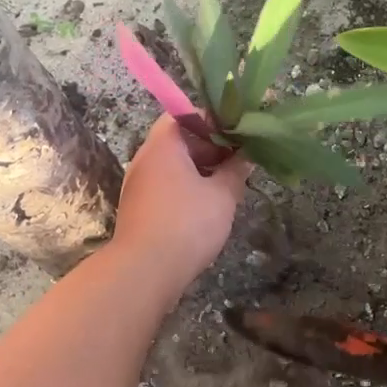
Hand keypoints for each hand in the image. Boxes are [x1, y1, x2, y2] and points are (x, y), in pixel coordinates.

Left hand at [112, 116, 253, 280]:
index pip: (185, 115)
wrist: (144, 271)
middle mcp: (146, 159)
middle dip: (212, 146)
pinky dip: (188, 187)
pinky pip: (167, 186)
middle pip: (180, 139)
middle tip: (241, 157)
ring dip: (202, 169)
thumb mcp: (222, 195)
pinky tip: (210, 203)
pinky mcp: (140, 208)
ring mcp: (139, 185)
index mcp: (163, 146)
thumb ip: (236, 171)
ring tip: (231, 181)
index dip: (213, 119)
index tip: (239, 131)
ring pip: (174, 165)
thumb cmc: (187, 224)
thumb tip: (247, 155)